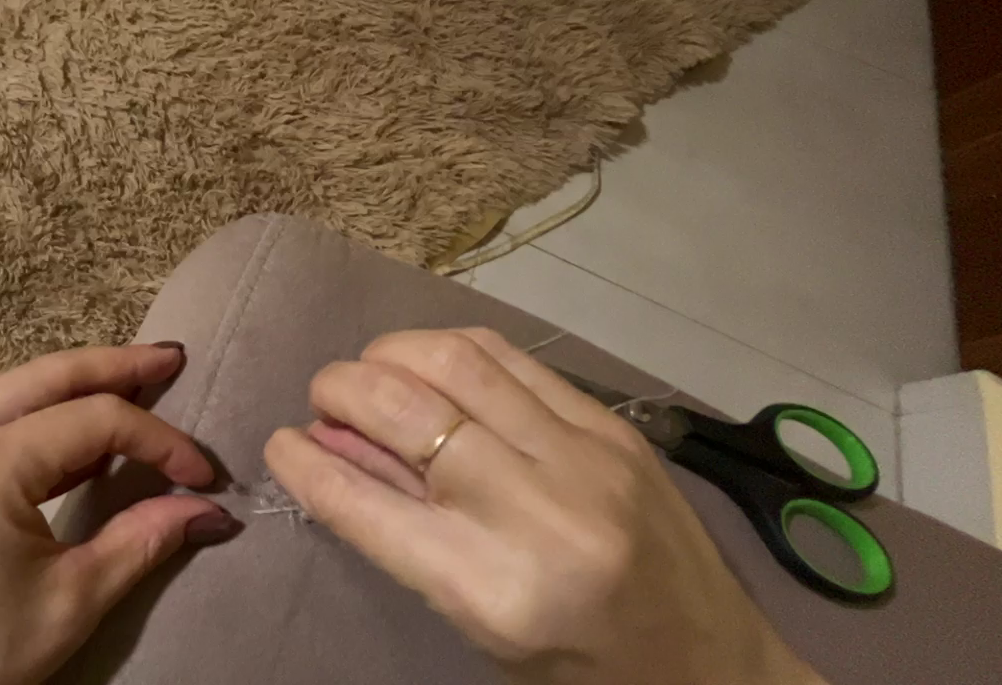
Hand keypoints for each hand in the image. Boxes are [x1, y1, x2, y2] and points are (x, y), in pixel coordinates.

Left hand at [0, 344, 239, 684]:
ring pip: (21, 387)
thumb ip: (142, 542)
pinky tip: (80, 429)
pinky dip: (45, 412)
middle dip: (119, 364)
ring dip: (80, 383)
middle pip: (53, 375)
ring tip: (138, 383)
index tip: (205, 476)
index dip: (160, 441)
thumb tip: (212, 513)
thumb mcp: (67, 604)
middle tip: (173, 358)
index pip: (95, 421)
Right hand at [264, 328, 822, 684]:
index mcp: (492, 589)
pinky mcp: (610, 425)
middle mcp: (536, 513)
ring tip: (375, 377)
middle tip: (324, 401)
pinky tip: (431, 369)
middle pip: (399, 405)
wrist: (722, 675)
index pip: (359, 502)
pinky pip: (503, 351)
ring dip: (386, 354)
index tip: (279, 442)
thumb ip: (390, 521)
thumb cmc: (574, 666)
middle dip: (337, 387)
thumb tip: (322, 443)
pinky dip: (443, 349)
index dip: (300, 461)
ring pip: (449, 355)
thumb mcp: (467, 616)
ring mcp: (583, 457)